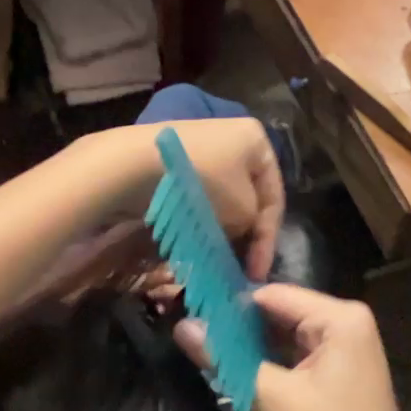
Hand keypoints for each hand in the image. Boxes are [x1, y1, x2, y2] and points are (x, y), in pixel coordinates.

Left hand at [94, 118, 285, 280]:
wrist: (136, 164)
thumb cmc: (202, 182)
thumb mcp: (242, 209)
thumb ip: (252, 224)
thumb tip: (238, 231)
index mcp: (255, 139)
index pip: (274, 196)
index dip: (269, 238)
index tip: (258, 272)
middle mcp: (230, 138)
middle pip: (247, 196)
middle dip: (244, 234)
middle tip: (239, 267)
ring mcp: (199, 148)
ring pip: (220, 198)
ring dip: (220, 229)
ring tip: (216, 259)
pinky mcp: (173, 162)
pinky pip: (195, 195)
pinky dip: (197, 219)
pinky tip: (195, 240)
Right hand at [177, 284, 410, 410]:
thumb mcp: (270, 399)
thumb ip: (225, 358)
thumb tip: (181, 325)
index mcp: (339, 318)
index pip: (270, 294)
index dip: (229, 305)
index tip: (189, 314)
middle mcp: (346, 322)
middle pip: (277, 311)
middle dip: (237, 326)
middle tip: (191, 334)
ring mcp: (345, 346)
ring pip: (282, 333)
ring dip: (249, 346)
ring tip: (205, 350)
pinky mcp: (339, 370)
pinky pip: (294, 353)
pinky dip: (267, 361)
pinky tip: (235, 370)